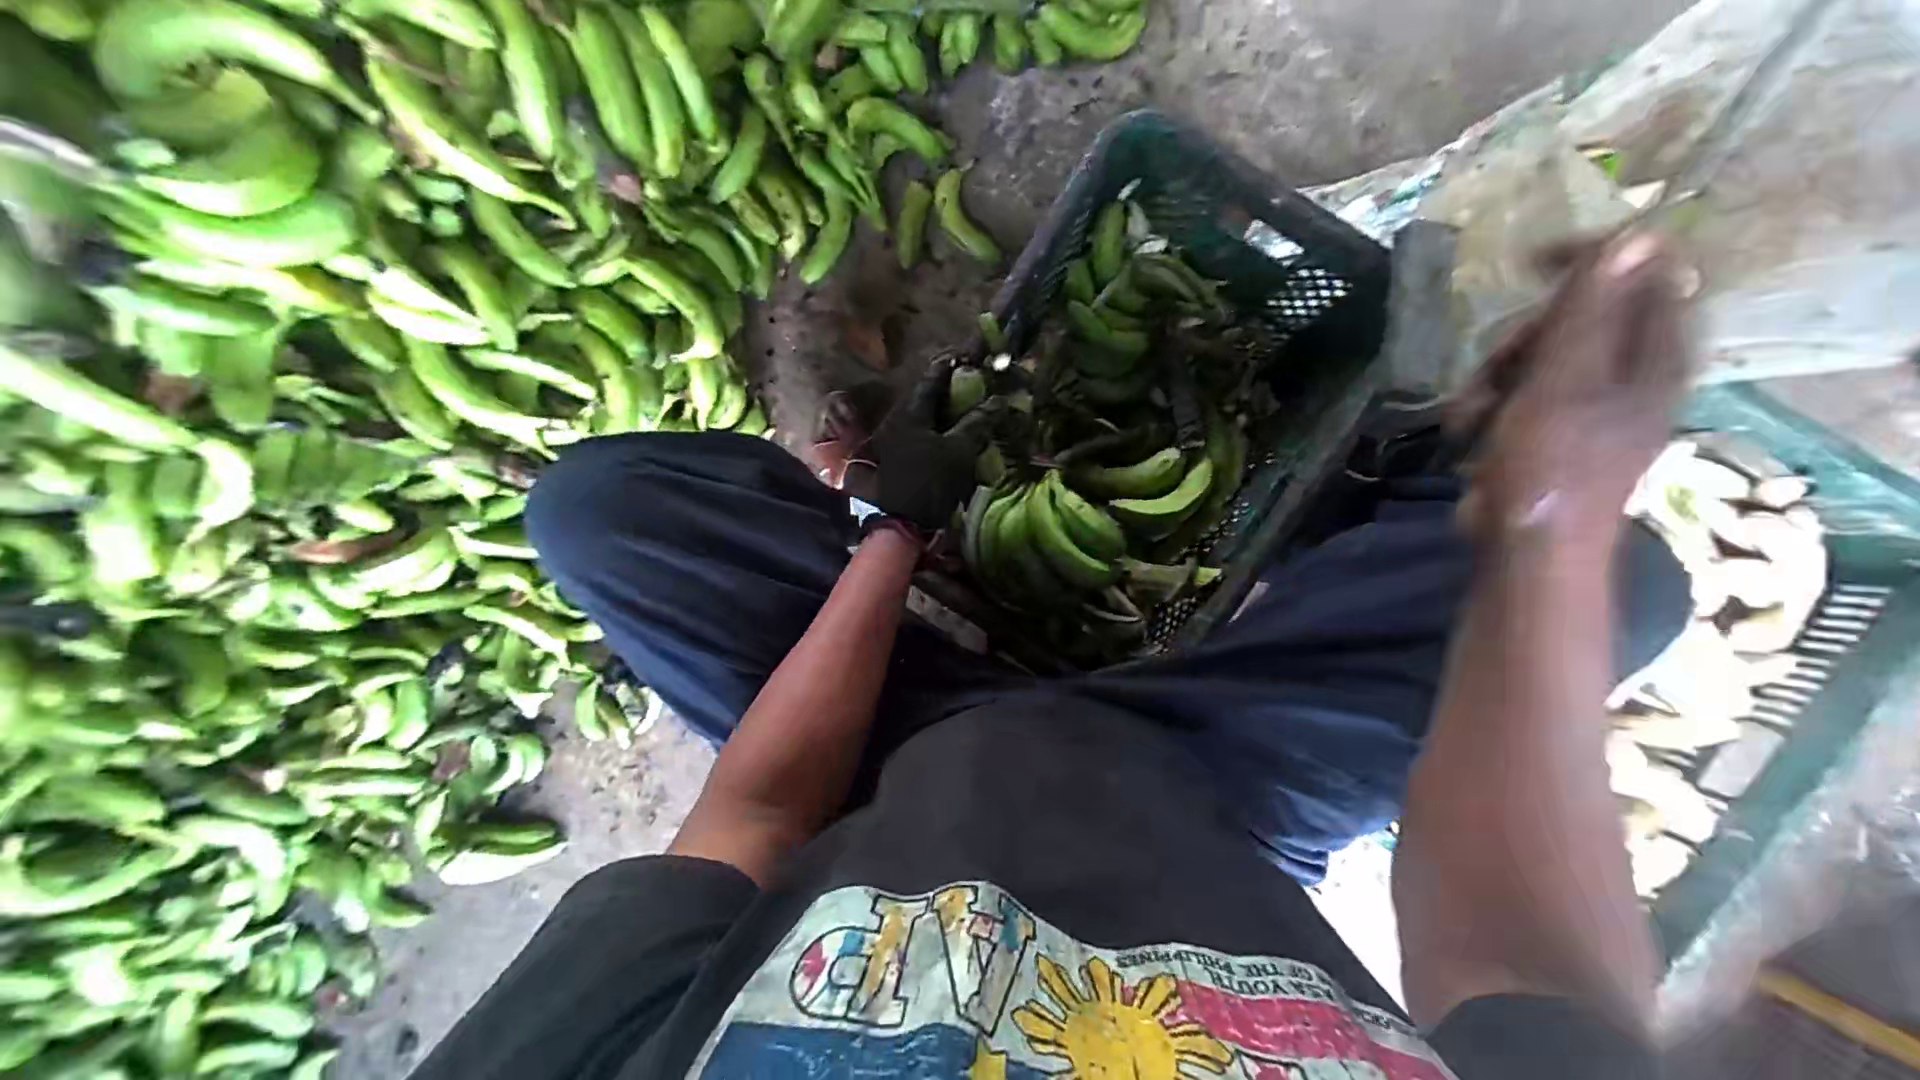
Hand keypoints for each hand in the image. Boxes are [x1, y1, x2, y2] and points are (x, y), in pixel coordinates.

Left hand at [813, 355, 1002, 532]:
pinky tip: (947, 440)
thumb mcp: (959, 451)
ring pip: (920, 419)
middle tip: (971, 385)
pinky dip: (934, 433)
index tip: (967, 356)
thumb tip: (998, 401)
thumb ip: (977, 423)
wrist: (899, 525)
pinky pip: (917, 438)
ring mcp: (891, 443)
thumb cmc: (929, 482)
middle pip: (924, 398)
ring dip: (941, 414)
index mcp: (910, 412)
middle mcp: (896, 421)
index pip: (932, 378)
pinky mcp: (892, 462)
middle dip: (948, 391)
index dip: (951, 365)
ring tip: (964, 413)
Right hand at [1449, 232, 1691, 554]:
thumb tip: (1636, 234)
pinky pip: (1513, 395)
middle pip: (1573, 321)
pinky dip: (1484, 408)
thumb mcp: (1563, 381)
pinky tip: (1467, 433)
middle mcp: (1627, 374)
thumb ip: (1592, 312)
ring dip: (1489, 381)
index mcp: (1653, 356)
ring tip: (1471, 416)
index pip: (1643, 277)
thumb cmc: (1548, 462)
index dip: (1593, 259)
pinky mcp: (1545, 430)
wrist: (1526, 541)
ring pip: (1532, 360)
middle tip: (1495, 364)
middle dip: (1519, 340)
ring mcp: (1584, 405)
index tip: (1529, 261)